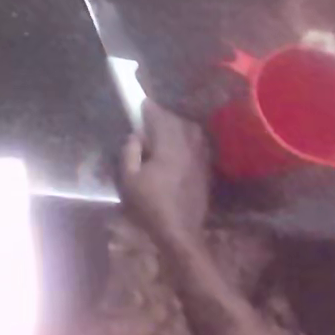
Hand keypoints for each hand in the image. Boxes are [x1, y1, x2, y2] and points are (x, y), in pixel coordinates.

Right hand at [119, 101, 210, 249]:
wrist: (180, 231)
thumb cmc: (150, 206)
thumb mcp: (129, 180)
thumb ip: (130, 153)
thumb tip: (135, 136)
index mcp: (168, 148)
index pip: (160, 118)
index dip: (148, 108)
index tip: (139, 103)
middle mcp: (188, 147)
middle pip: (177, 121)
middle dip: (162, 116)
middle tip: (147, 118)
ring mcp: (200, 158)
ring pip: (191, 131)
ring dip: (177, 125)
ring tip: (164, 130)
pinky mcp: (205, 169)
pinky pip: (198, 143)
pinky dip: (187, 138)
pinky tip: (178, 146)